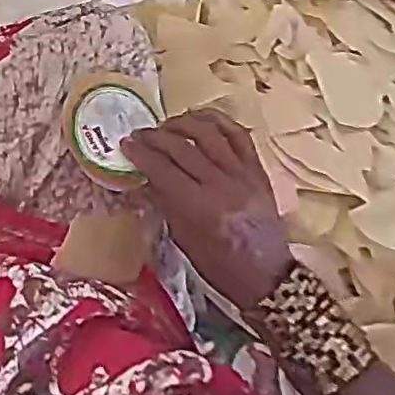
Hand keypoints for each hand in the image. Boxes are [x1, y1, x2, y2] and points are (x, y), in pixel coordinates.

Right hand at [123, 110, 293, 311]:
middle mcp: (220, 184)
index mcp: (199, 207)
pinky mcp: (257, 169)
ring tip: (166, 126)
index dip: (141, 153)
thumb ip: (165, 201)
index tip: (126, 144)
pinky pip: (237, 134)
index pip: (162, 168)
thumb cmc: (219, 265)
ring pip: (207, 133)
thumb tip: (147, 174)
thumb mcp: (183, 238)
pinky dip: (217, 121)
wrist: (267, 275)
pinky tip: (199, 119)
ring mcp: (241, 173)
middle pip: (181, 147)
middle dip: (154, 136)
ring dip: (182, 123)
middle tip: (140, 134)